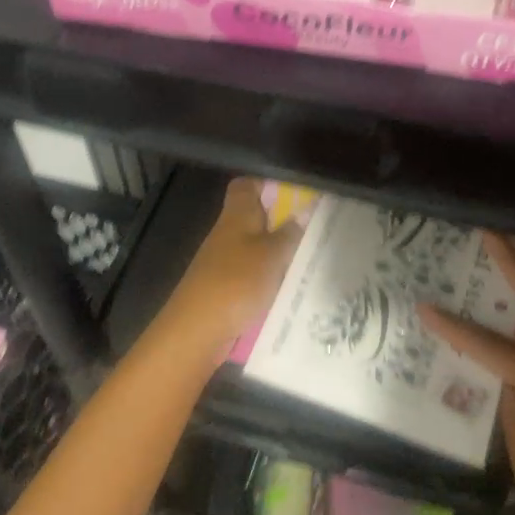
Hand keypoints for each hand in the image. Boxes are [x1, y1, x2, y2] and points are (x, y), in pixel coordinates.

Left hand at [165, 177, 303, 345]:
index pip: (246, 184)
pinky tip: (293, 287)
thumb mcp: (271, 255)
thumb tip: (304, 212)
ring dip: (280, 252)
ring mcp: (225, 261)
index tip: (296, 192)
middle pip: (256, 217)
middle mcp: (228, 232)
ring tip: (313, 257)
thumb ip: (289, 234)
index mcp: (236, 215)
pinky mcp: (226, 287)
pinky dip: (271, 278)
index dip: (268, 183)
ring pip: (258, 247)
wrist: (196, 331)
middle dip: (283, 221)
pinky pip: (254, 274)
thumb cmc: (235, 282)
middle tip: (317, 227)